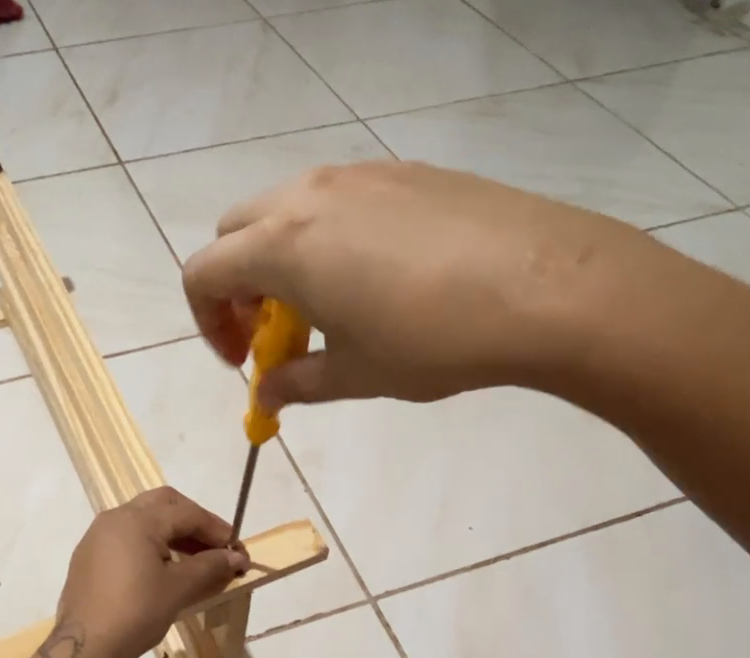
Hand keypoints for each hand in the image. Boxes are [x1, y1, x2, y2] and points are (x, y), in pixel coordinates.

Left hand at [56, 488, 249, 657]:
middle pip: (163, 504)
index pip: (187, 514)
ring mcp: (97, 536)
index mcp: (137, 520)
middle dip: (193, 521)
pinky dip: (150, 544)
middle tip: (215, 545)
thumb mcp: (178, 589)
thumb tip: (237, 557)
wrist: (84, 647)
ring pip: (143, 519)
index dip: (217, 530)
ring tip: (195, 560)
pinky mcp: (88, 557)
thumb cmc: (135, 613)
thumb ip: (210, 566)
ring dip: (172, 533)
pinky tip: (163, 569)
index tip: (238, 549)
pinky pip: (126, 538)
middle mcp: (114, 518)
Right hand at [181, 160, 691, 406]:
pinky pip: (340, 200)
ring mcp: (360, 174)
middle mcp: (308, 195)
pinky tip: (379, 280)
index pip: (203, 274)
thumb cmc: (434, 341)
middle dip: (238, 286)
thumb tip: (266, 393)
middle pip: (236, 232)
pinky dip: (329, 238)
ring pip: (287, 210)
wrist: (547, 286)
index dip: (209, 323)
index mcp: (282, 246)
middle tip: (274, 333)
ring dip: (282, 260)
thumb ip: (296, 382)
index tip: (244, 362)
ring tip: (328, 308)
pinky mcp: (406, 171)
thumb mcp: (356, 375)